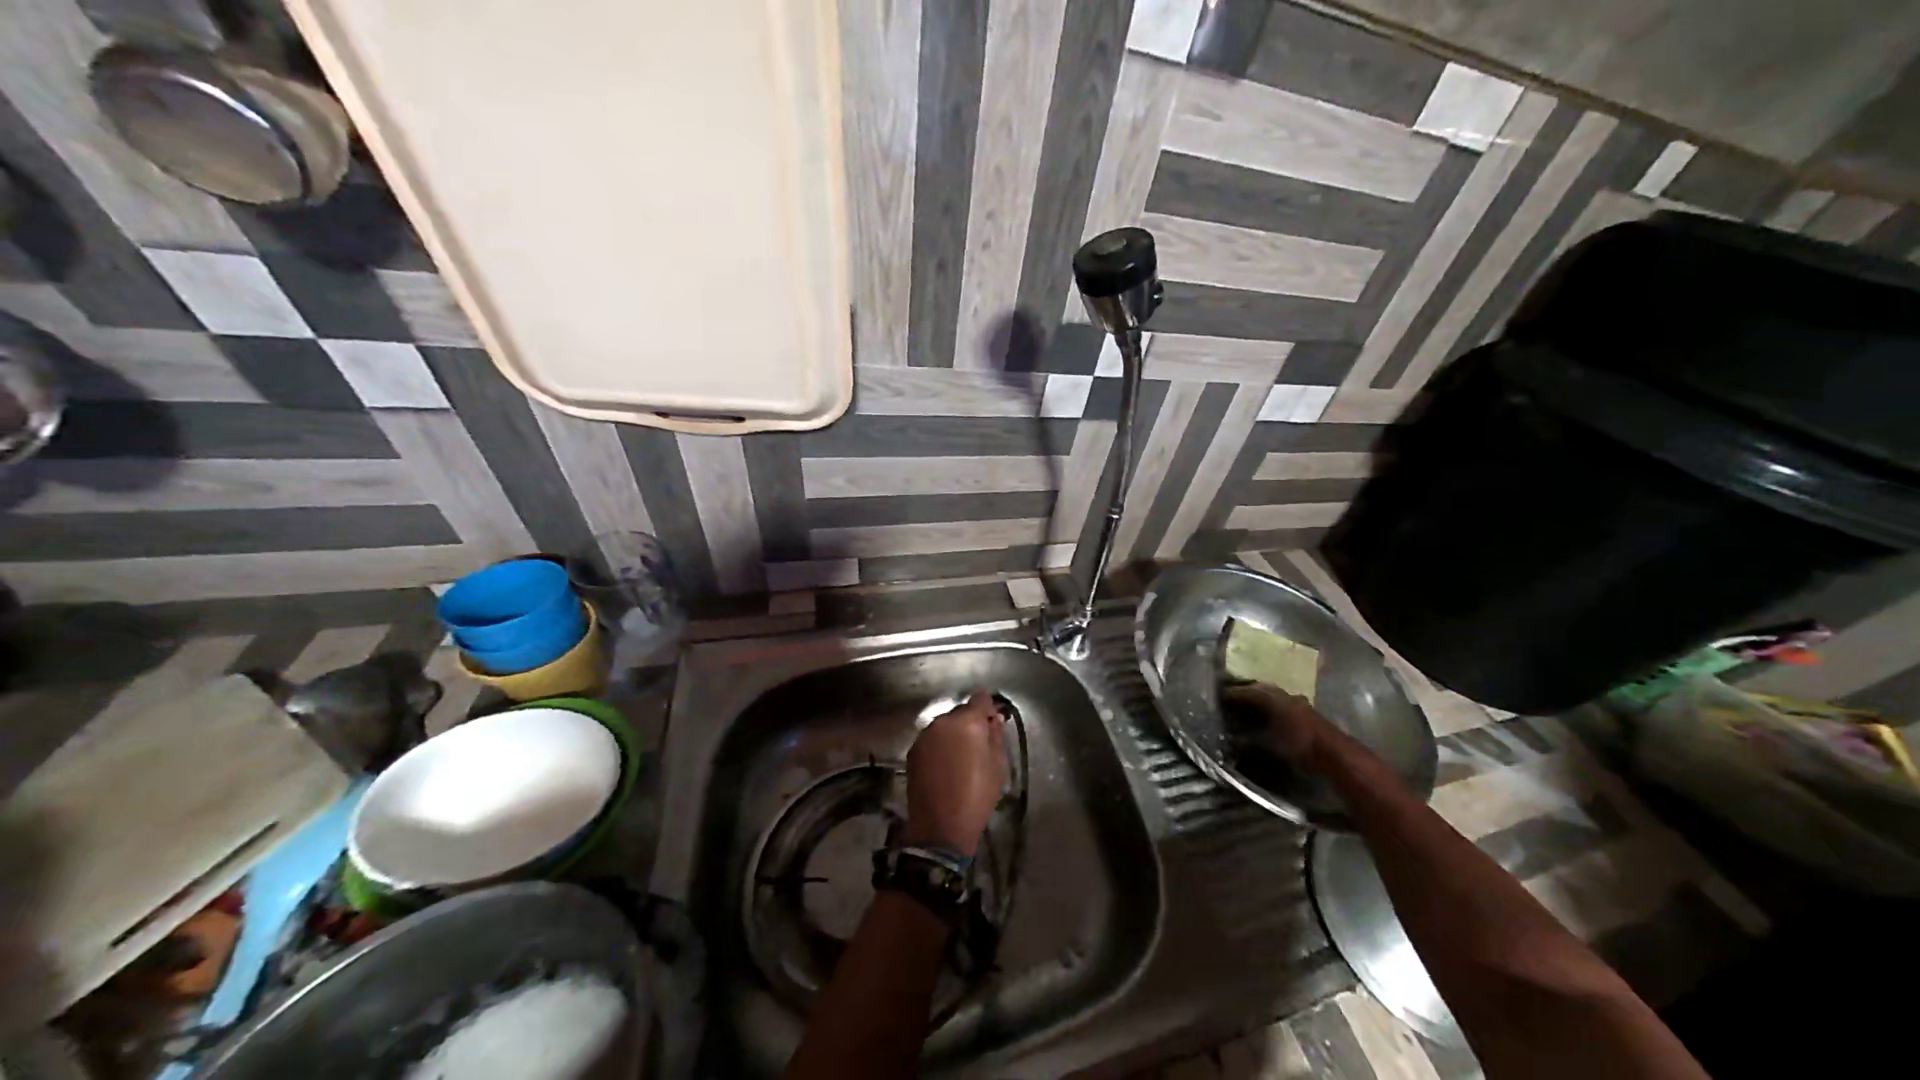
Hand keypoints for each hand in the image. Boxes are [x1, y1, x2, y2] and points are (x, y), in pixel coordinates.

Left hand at [903, 691, 1006, 856]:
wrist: (941, 826)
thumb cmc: (977, 796)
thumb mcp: (997, 766)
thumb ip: (996, 735)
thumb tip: (994, 718)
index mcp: (967, 722)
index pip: (980, 699)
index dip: (988, 707)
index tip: (993, 721)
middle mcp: (943, 722)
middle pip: (960, 712)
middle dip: (970, 722)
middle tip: (979, 744)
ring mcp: (925, 735)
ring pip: (944, 725)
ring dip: (953, 734)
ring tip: (960, 757)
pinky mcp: (913, 751)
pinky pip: (932, 739)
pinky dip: (939, 745)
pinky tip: (945, 765)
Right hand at [1223, 683, 1331, 766]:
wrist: (1336, 756)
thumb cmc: (1299, 747)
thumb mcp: (1269, 745)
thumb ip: (1249, 740)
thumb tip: (1233, 738)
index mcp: (1273, 699)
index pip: (1248, 691)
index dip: (1234, 694)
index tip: (1220, 696)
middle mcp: (1285, 695)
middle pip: (1262, 689)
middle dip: (1247, 692)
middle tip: (1233, 698)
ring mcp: (1299, 703)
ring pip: (1275, 695)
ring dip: (1261, 698)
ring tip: (1249, 706)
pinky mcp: (1308, 712)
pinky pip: (1284, 703)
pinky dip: (1273, 706)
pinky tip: (1269, 715)